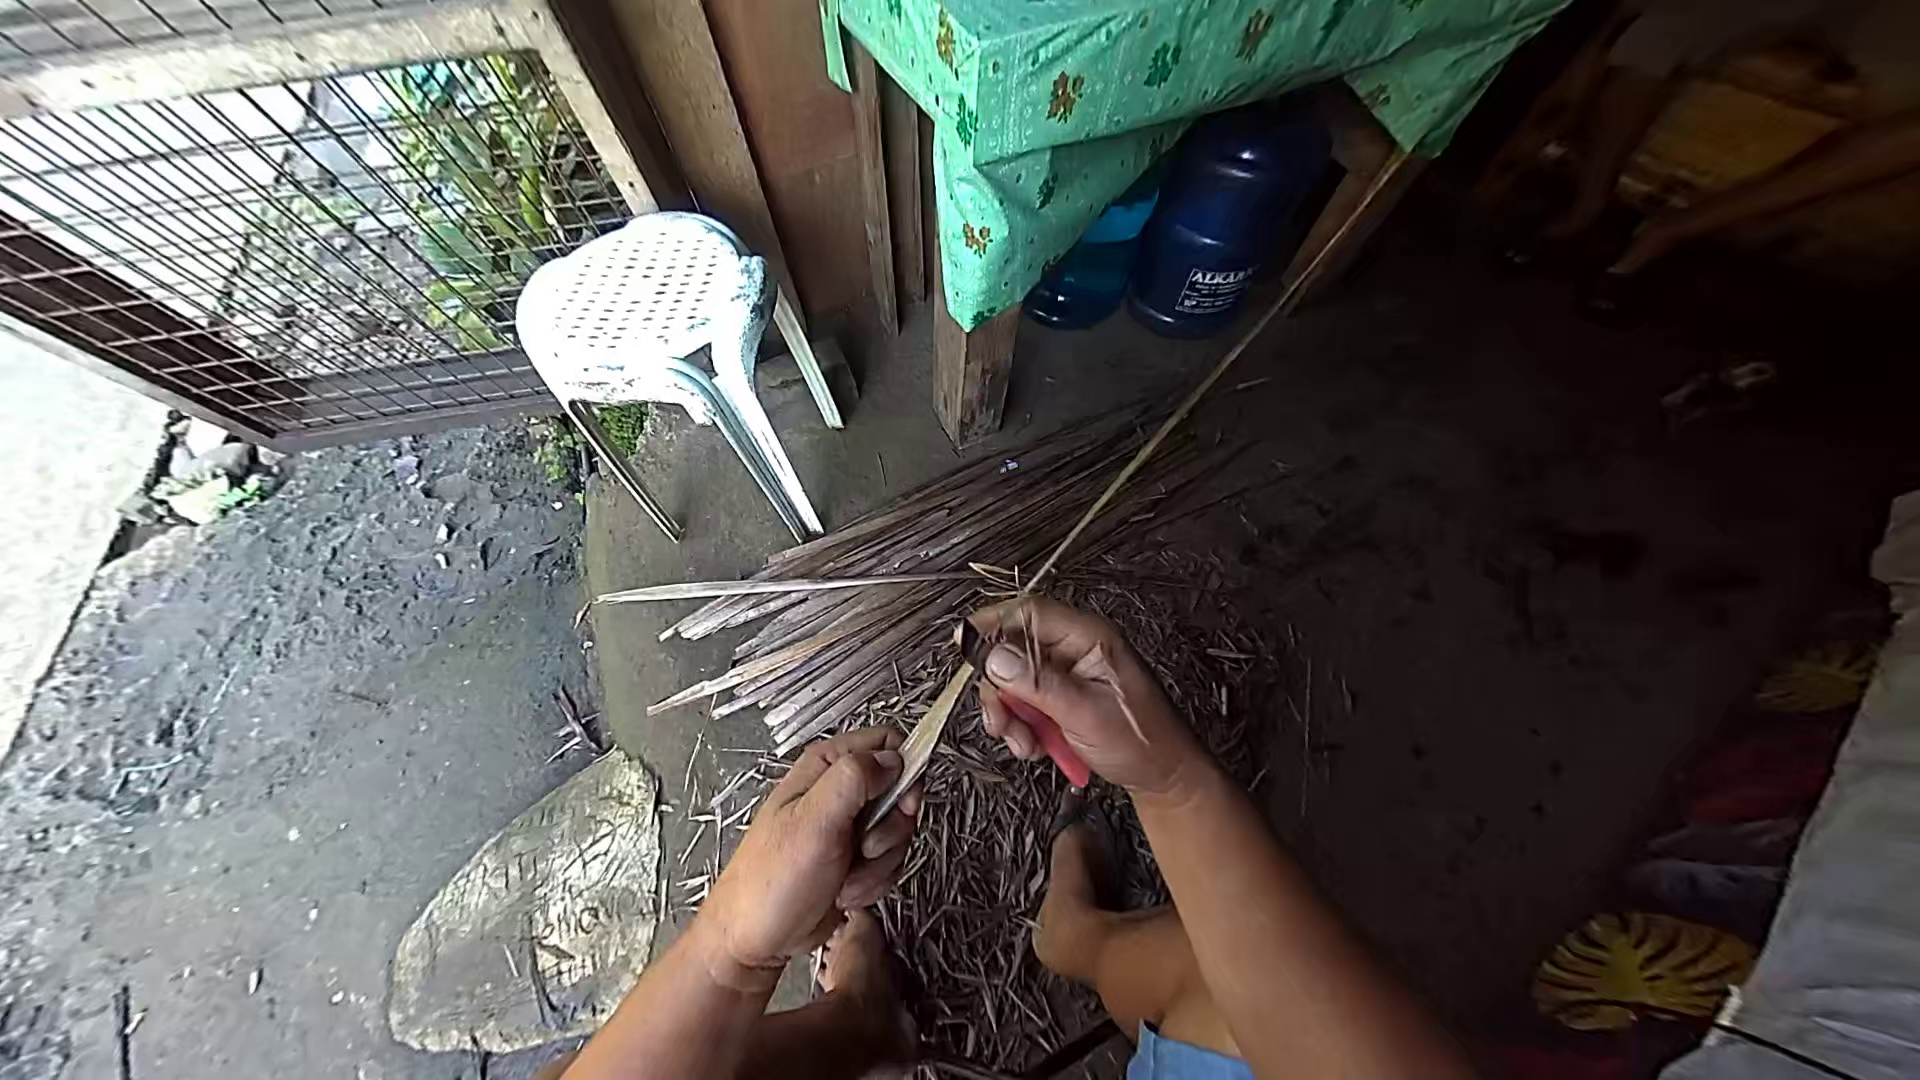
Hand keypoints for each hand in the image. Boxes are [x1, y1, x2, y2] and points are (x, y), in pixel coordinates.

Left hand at [695, 728, 921, 987]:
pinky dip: (874, 880)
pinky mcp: (854, 855)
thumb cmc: (770, 882)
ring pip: (897, 828)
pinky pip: (890, 858)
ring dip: (880, 861)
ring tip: (846, 874)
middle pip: (899, 789)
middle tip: (866, 846)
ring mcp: (848, 823)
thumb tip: (892, 758)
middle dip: (891, 827)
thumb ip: (854, 779)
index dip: (903, 769)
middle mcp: (839, 789)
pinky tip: (846, 889)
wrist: (754, 942)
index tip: (902, 802)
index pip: (886, 744)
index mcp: (826, 766)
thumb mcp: (814, 822)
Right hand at [968, 597, 1207, 798]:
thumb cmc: (1141, 739)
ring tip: (1022, 742)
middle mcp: (1072, 648)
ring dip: (1008, 713)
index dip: (993, 622)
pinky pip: (1023, 701)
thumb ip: (1038, 683)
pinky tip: (1032, 745)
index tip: (964, 642)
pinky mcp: (1058, 696)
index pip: (1030, 612)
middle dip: (999, 687)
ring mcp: (1064, 673)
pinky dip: (1019, 724)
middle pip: (1012, 648)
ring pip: (1012, 678)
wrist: (1163, 776)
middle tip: (999, 719)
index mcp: (1087, 637)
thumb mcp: (1085, 712)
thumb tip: (993, 655)